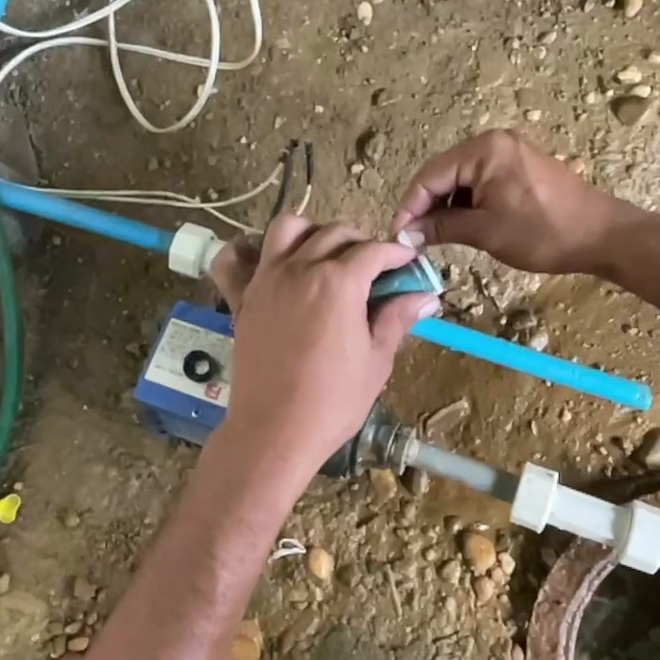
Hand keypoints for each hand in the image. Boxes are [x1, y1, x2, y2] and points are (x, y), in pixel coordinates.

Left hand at [213, 216, 438, 479]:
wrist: (275, 431)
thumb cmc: (333, 400)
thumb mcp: (376, 359)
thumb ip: (397, 318)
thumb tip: (426, 296)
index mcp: (339, 281)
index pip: (374, 250)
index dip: (395, 254)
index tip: (407, 264)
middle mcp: (300, 268)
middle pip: (334, 233)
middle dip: (359, 242)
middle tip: (373, 268)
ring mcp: (266, 279)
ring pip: (287, 228)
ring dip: (310, 232)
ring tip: (323, 255)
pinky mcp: (240, 298)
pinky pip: (233, 259)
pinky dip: (246, 250)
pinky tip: (264, 262)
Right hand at [390, 130, 638, 275]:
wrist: (603, 235)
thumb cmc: (544, 232)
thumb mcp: (486, 232)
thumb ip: (441, 228)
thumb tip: (405, 235)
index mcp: (484, 150)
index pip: (430, 176)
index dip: (408, 207)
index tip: (396, 237)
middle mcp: (493, 142)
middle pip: (443, 174)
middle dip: (425, 207)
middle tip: (411, 240)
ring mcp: (509, 153)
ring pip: (461, 179)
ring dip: (445, 207)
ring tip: (433, 237)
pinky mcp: (519, 167)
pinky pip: (480, 182)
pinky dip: (466, 204)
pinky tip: (460, 226)